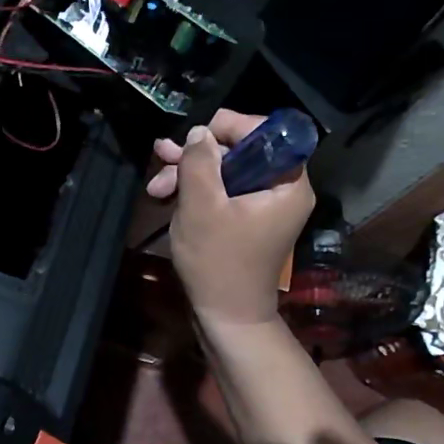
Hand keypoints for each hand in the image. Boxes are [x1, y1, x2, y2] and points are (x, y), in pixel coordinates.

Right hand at [147, 110, 314, 325]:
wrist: (225, 316)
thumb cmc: (218, 261)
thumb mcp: (202, 206)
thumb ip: (199, 162)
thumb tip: (199, 133)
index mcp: (287, 183)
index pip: (269, 133)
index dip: (231, 127)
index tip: (198, 137)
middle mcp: (282, 190)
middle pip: (241, 151)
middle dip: (198, 156)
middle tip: (163, 160)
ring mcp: (263, 206)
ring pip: (226, 171)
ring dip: (189, 174)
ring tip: (156, 187)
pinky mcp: (245, 219)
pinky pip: (223, 192)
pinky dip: (196, 191)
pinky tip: (165, 196)